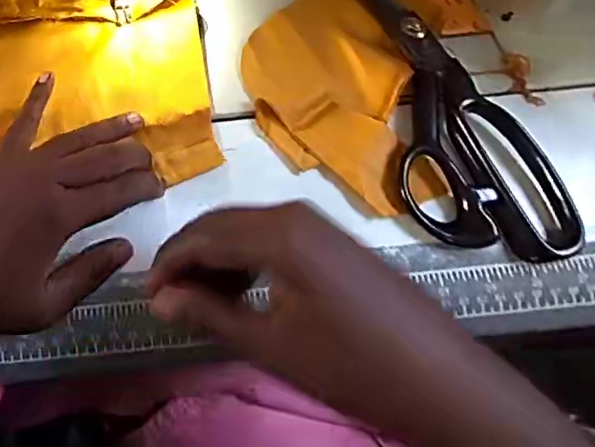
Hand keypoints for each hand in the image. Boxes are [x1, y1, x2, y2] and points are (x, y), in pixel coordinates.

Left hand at [0, 72, 164, 334]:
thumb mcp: (44, 306)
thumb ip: (88, 274)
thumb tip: (126, 246)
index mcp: (61, 216)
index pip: (114, 194)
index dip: (141, 187)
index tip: (161, 183)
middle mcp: (46, 181)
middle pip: (99, 161)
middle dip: (130, 156)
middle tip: (153, 154)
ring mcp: (21, 165)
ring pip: (73, 140)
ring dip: (104, 129)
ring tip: (132, 119)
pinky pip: (23, 124)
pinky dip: (36, 99)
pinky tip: (48, 77)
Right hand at [146, 204, 587, 446]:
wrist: (447, 381)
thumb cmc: (355, 365)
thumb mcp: (274, 345)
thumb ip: (210, 315)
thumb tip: (159, 300)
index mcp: (277, 231)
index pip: (203, 235)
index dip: (169, 262)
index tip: (147, 293)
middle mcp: (291, 213)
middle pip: (221, 224)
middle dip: (189, 257)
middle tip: (167, 297)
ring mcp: (313, 222)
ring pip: (244, 229)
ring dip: (216, 259)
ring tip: (200, 301)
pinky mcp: (328, 237)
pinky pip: (270, 236)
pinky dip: (245, 259)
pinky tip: (241, 290)